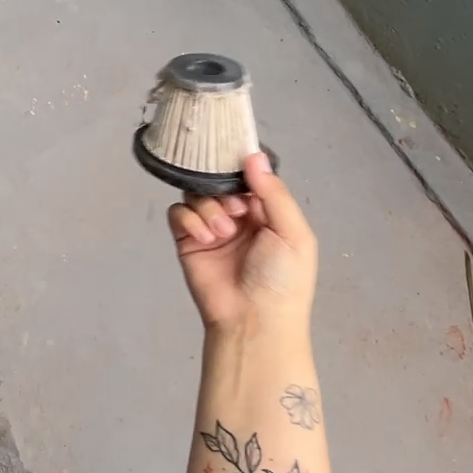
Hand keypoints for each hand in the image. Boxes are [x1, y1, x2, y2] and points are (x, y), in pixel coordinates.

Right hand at [167, 152, 317, 334]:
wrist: (253, 318)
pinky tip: (204, 237)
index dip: (241, 170)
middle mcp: (237, 216)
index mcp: (266, 212)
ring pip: (196, 194)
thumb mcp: (293, 235)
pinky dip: (189, 219)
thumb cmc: (282, 278)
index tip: (237, 169)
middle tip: (234, 209)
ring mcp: (210, 226)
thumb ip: (274, 193)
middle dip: (223, 191)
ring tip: (221, 231)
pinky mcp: (186, 238)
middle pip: (217, 182)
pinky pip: (178, 212)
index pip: (248, 177)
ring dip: (208, 208)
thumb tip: (254, 154)